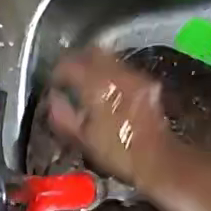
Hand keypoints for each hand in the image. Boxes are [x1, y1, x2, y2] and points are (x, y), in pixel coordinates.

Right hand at [47, 47, 183, 189]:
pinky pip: (122, 67)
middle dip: (76, 60)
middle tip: (67, 74)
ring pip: (109, 57)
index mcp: (97, 86)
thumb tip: (54, 100)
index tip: (53, 81)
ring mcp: (134, 76)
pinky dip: (110, 71)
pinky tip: (106, 88)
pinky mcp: (146, 82)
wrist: (158, 158)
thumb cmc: (118, 152)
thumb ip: (63, 116)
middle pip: (92, 52)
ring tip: (85, 80)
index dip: (57, 71)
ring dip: (94, 63)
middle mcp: (117, 74)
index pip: (70, 64)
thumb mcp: (83, 140)